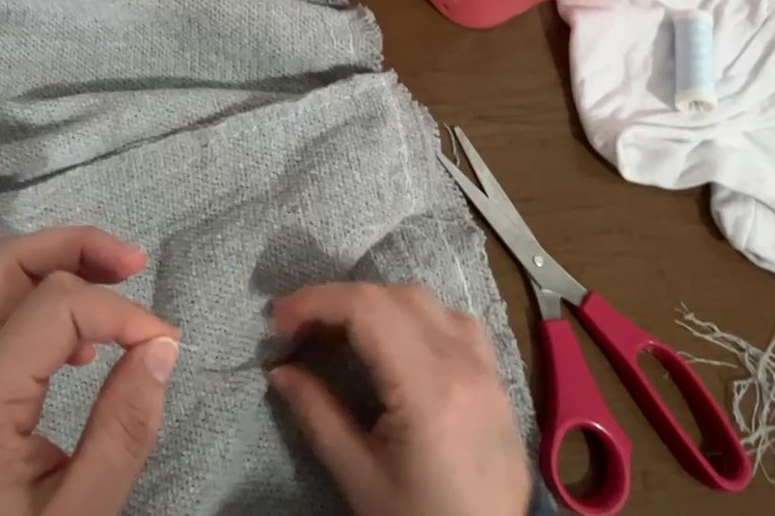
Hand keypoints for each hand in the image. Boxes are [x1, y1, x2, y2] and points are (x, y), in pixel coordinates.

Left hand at [0, 226, 182, 515]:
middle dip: (76, 246)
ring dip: (61, 267)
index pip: (55, 305)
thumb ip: (123, 430)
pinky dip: (45, 303)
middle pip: (7, 262)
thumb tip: (162, 345)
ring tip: (119, 288)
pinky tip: (82, 346)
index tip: (167, 344)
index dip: (121, 311)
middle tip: (135, 263)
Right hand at [267, 283, 532, 515]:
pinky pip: (456, 322)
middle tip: (298, 326)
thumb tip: (279, 369)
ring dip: (376, 301)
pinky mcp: (497, 381)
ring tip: (341, 330)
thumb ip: (317, 414)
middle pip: (392, 296)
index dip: (316, 301)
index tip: (278, 319)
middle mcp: (463, 364)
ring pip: (425, 300)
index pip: (366, 309)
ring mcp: (487, 369)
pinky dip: (417, 315)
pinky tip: (397, 340)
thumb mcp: (359, 477)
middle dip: (338, 300)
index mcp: (428, 389)